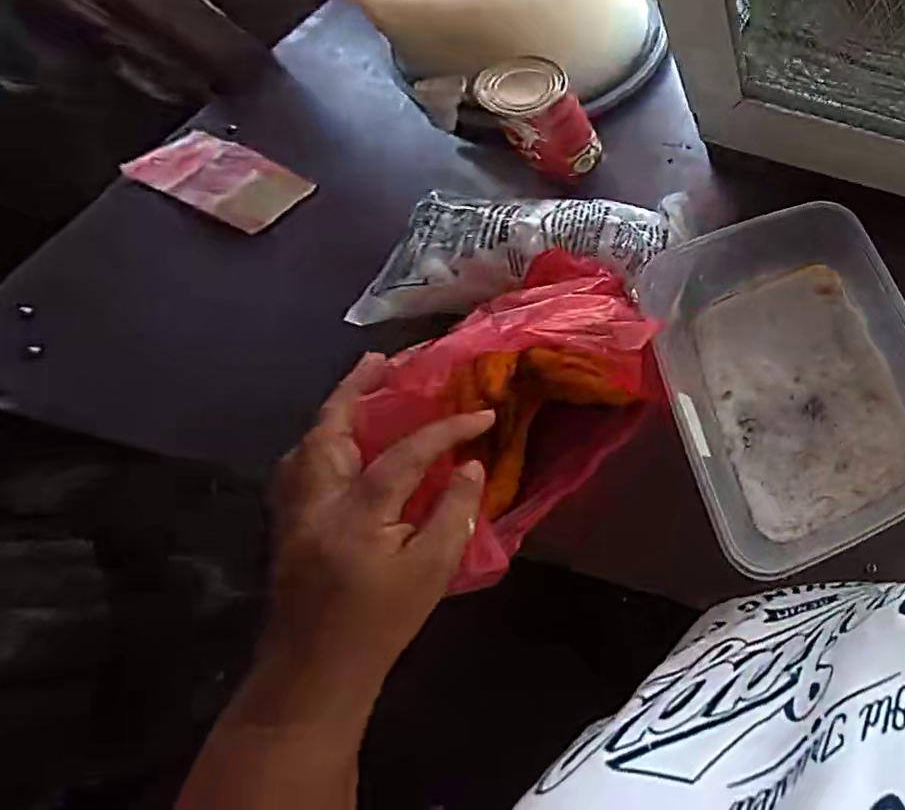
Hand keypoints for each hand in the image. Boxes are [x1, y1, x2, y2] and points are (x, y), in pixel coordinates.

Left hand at [249, 353, 493, 724]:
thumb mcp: (435, 566)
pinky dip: (324, 440)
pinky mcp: (290, 527)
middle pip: (325, 435)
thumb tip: (470, 465)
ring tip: (364, 386)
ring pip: (303, 449)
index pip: (405, 455)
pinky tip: (347, 438)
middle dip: (354, 392)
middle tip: (385, 360)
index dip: (448, 430)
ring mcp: (293, 517)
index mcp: (354, 517)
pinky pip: (300, 468)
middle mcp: (314, 508)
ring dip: (334, 412)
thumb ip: (456, 509)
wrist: (314, 671)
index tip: (485, 415)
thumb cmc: (383, 619)